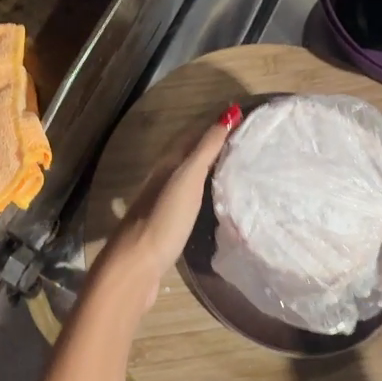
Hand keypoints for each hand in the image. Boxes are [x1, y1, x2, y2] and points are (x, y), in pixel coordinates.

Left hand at [95, 105, 238, 307]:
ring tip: (238, 164)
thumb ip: (206, 149)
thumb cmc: (163, 220)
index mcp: (167, 163)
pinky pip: (190, 196)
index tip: (243, 116)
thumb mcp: (187, 180)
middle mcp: (163, 178)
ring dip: (210, 166)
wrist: (135, 268)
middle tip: (246, 138)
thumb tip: (229, 112)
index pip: (194, 134)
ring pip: (189, 175)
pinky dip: (205, 189)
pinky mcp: (167, 225)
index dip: (216, 124)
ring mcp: (163, 202)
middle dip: (215, 142)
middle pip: (190, 152)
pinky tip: (217, 198)